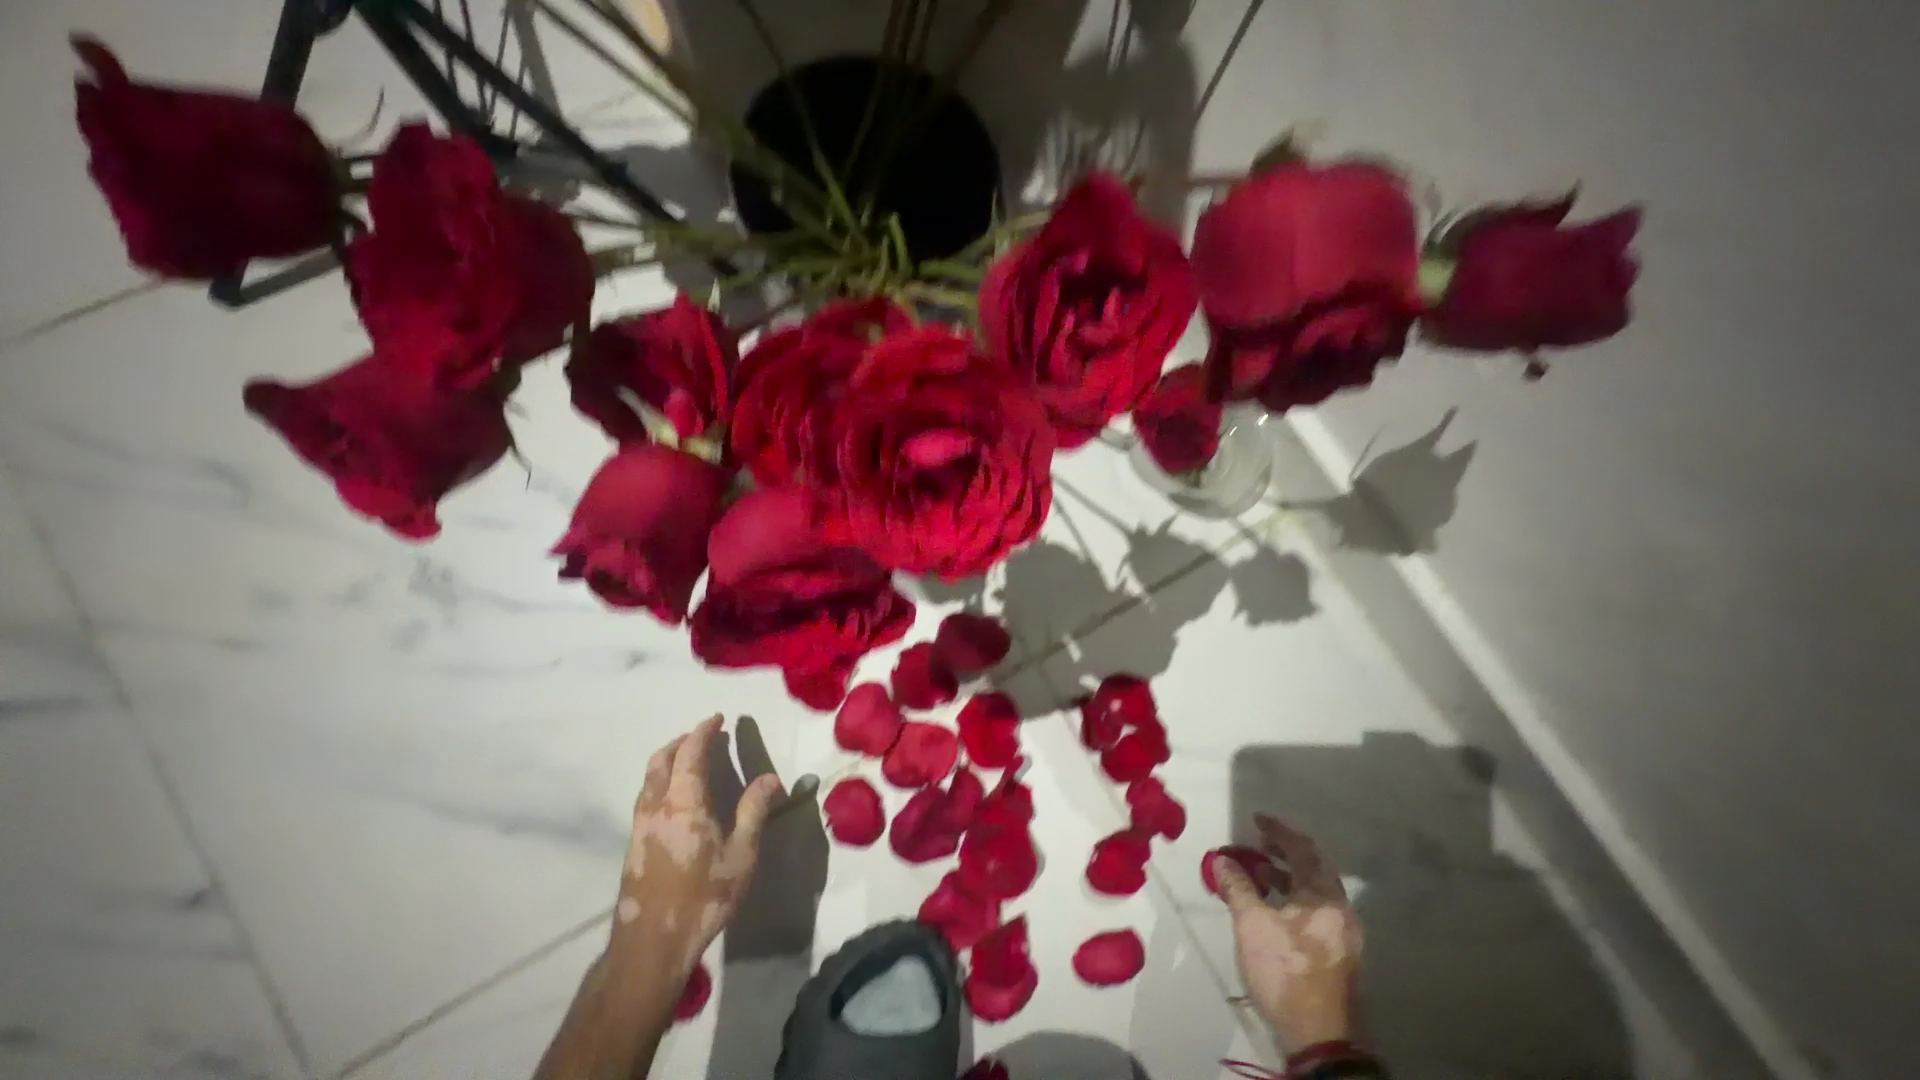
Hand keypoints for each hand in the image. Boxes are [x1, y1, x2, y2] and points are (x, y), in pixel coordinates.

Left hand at [612, 715, 782, 975]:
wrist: (652, 942)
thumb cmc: (704, 897)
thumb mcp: (741, 855)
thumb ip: (754, 811)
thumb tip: (769, 777)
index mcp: (684, 802)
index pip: (691, 753)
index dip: (704, 731)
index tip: (718, 719)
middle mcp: (656, 805)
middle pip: (662, 759)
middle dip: (683, 741)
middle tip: (706, 736)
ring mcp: (640, 824)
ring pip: (649, 777)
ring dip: (669, 759)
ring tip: (691, 761)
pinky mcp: (633, 843)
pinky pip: (645, 795)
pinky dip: (661, 780)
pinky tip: (675, 798)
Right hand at [1213, 814, 1363, 1052]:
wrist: (1321, 1037)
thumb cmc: (1286, 972)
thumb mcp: (1252, 925)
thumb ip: (1237, 887)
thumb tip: (1220, 858)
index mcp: (1326, 896)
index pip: (1304, 849)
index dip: (1279, 830)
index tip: (1257, 818)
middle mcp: (1341, 909)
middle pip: (1314, 869)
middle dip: (1283, 853)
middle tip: (1257, 842)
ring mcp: (1343, 934)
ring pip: (1314, 892)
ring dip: (1286, 878)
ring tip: (1258, 874)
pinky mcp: (1338, 955)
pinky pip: (1314, 911)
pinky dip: (1292, 899)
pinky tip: (1272, 909)